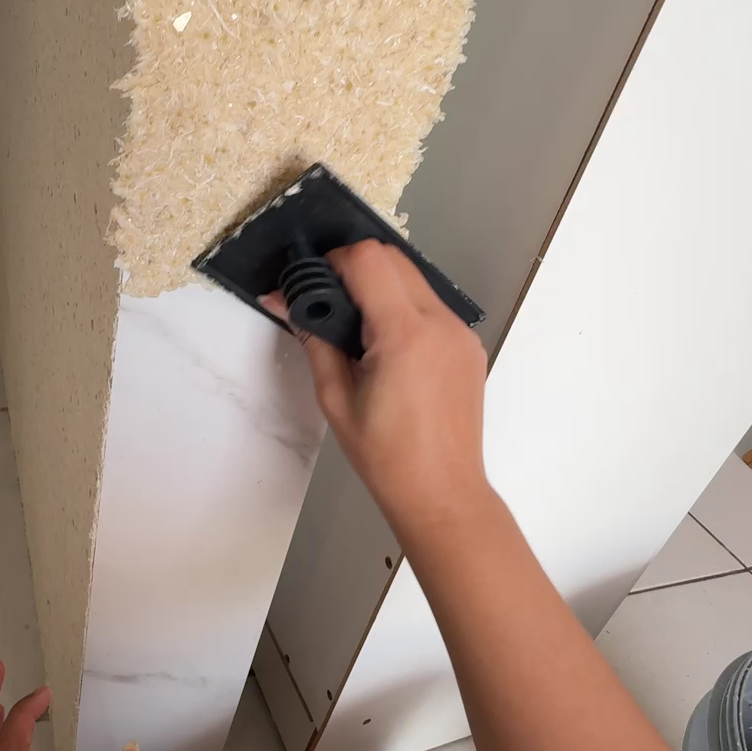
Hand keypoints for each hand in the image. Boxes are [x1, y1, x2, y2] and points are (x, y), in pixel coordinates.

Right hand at [266, 239, 489, 535]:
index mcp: (404, 335)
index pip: (369, 261)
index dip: (334, 260)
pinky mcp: (469, 345)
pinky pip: (431, 305)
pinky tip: (386, 345)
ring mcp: (461, 333)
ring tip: (356, 327)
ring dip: (380, 285)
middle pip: (394, 258)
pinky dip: (403, 306)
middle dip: (355, 266)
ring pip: (415, 278)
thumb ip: (313, 338)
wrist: (443, 492)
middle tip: (328, 301)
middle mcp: (440, 323)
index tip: (314, 283)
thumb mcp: (335, 397)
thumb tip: (282, 300)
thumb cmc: (383, 454)